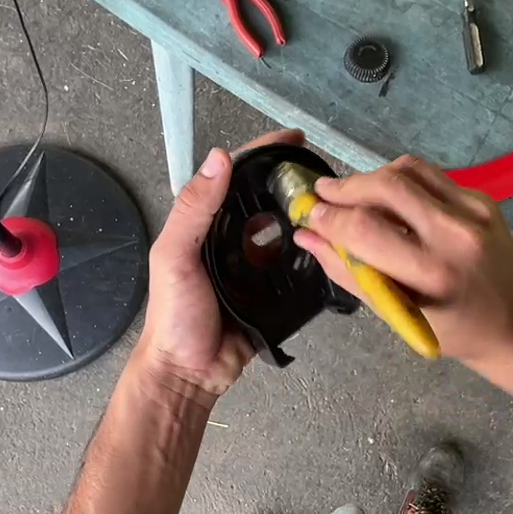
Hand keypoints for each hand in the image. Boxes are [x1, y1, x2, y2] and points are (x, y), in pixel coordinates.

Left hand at [133, 129, 304, 399]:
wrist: (189, 373)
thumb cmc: (174, 316)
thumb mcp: (175, 257)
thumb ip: (193, 210)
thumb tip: (219, 158)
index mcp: (205, 225)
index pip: (235, 178)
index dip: (263, 154)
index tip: (295, 140)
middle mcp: (231, 241)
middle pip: (266, 202)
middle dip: (293, 184)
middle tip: (328, 176)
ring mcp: (253, 268)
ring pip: (285, 233)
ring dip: (307, 219)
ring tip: (338, 206)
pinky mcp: (273, 296)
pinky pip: (295, 270)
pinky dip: (311, 257)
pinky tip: (331, 247)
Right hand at [294, 156, 512, 367]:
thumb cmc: (452, 331)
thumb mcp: (397, 314)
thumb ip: (349, 272)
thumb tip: (307, 237)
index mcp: (431, 275)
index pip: (366, 229)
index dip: (329, 218)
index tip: (308, 215)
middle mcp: (454, 236)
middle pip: (386, 186)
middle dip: (345, 187)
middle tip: (321, 194)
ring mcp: (473, 212)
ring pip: (408, 170)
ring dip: (371, 177)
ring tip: (351, 192)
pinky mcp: (482, 199)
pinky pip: (430, 176)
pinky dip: (401, 180)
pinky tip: (388, 196)